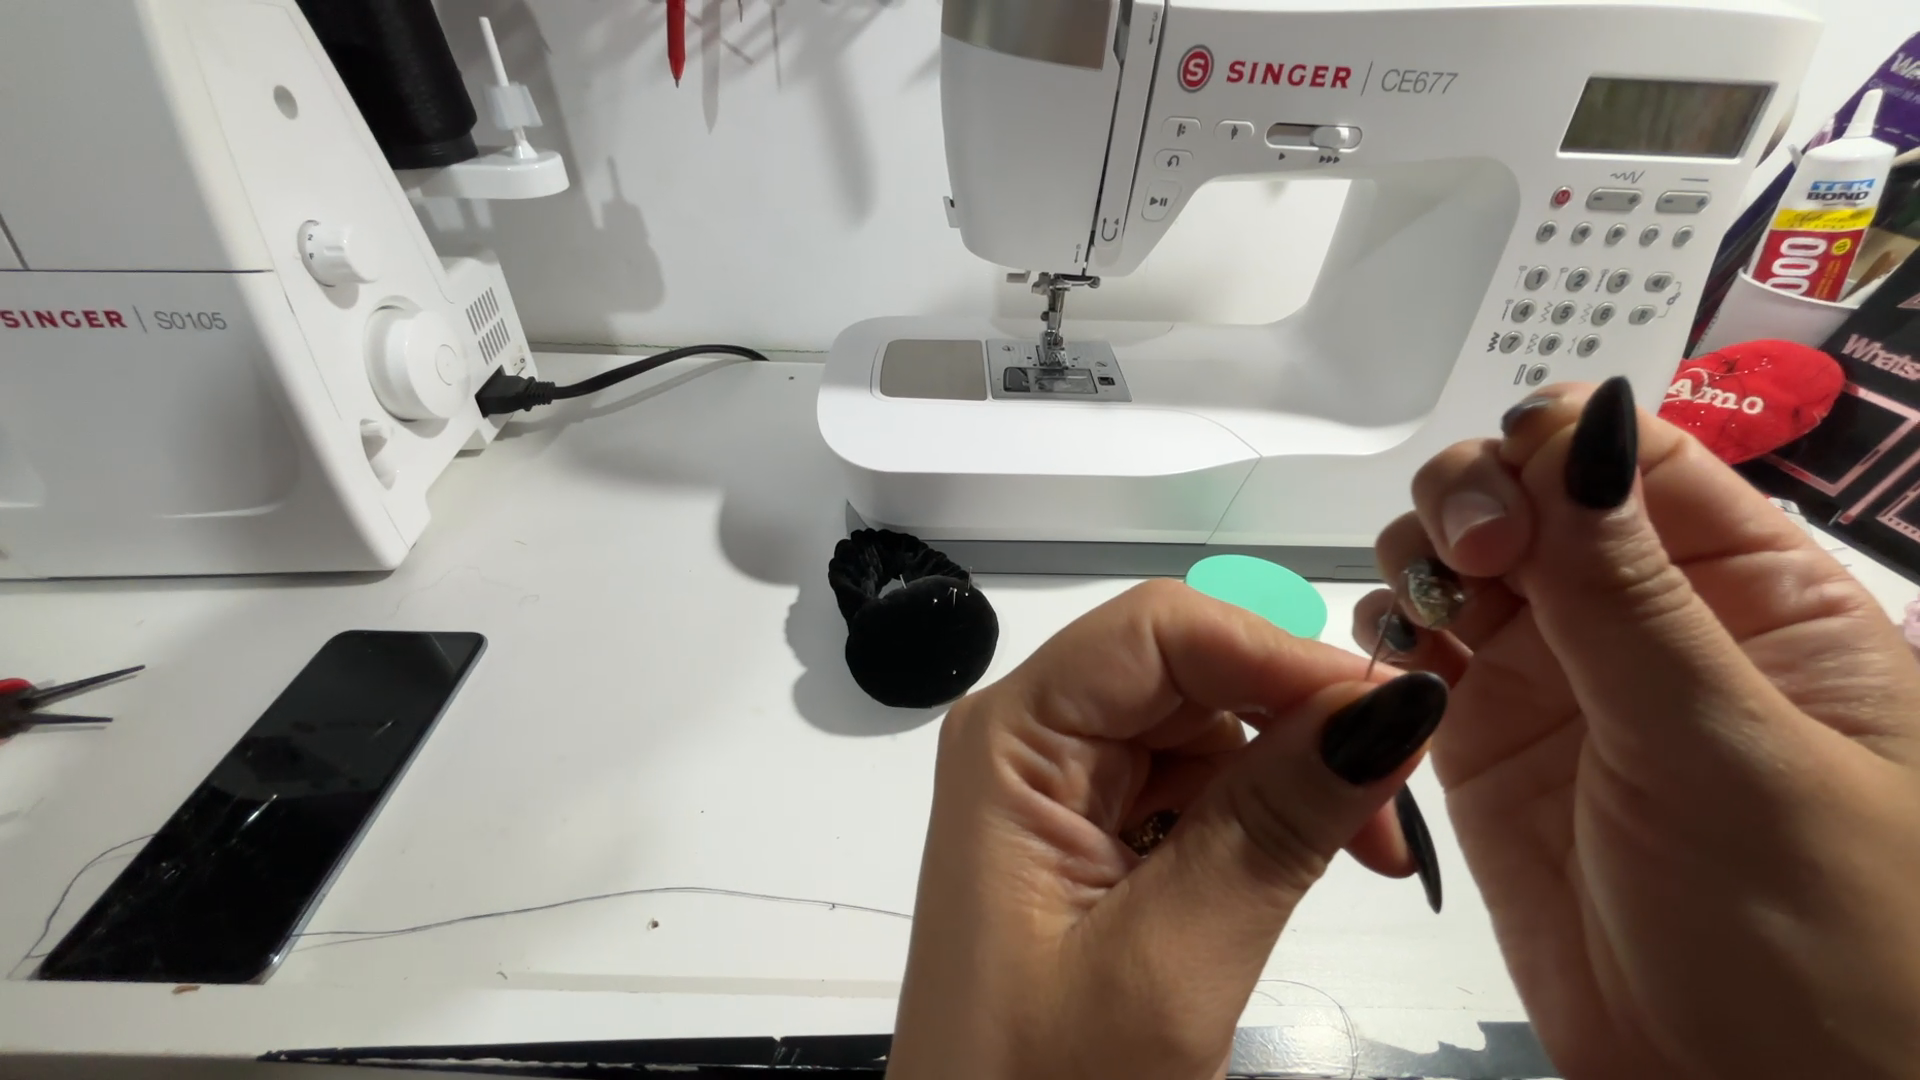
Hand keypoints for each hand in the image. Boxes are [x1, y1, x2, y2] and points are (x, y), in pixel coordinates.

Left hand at [888, 581, 1446, 1079]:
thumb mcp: (1170, 961)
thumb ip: (1275, 823)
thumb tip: (1393, 705)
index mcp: (1014, 736)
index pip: (1154, 631)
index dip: (1272, 651)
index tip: (1389, 711)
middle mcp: (1030, 731)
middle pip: (1178, 665)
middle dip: (1290, 712)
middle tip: (1392, 797)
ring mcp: (1057, 773)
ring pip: (1196, 716)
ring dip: (1284, 764)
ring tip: (1359, 846)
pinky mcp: (1085, 816)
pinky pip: (1186, 772)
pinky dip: (1255, 801)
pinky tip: (1298, 848)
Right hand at [1357, 379, 1919, 1077]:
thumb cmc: (1816, 939)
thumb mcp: (1728, 748)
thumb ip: (1631, 591)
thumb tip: (1582, 425)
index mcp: (1749, 593)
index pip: (1634, 459)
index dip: (1555, 447)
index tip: (1508, 502)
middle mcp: (1633, 613)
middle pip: (1518, 492)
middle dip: (1468, 502)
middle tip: (1466, 564)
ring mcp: (1543, 669)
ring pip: (1447, 557)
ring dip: (1416, 561)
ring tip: (1425, 622)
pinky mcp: (1473, 723)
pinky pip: (1411, 639)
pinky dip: (1387, 630)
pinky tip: (1396, 658)